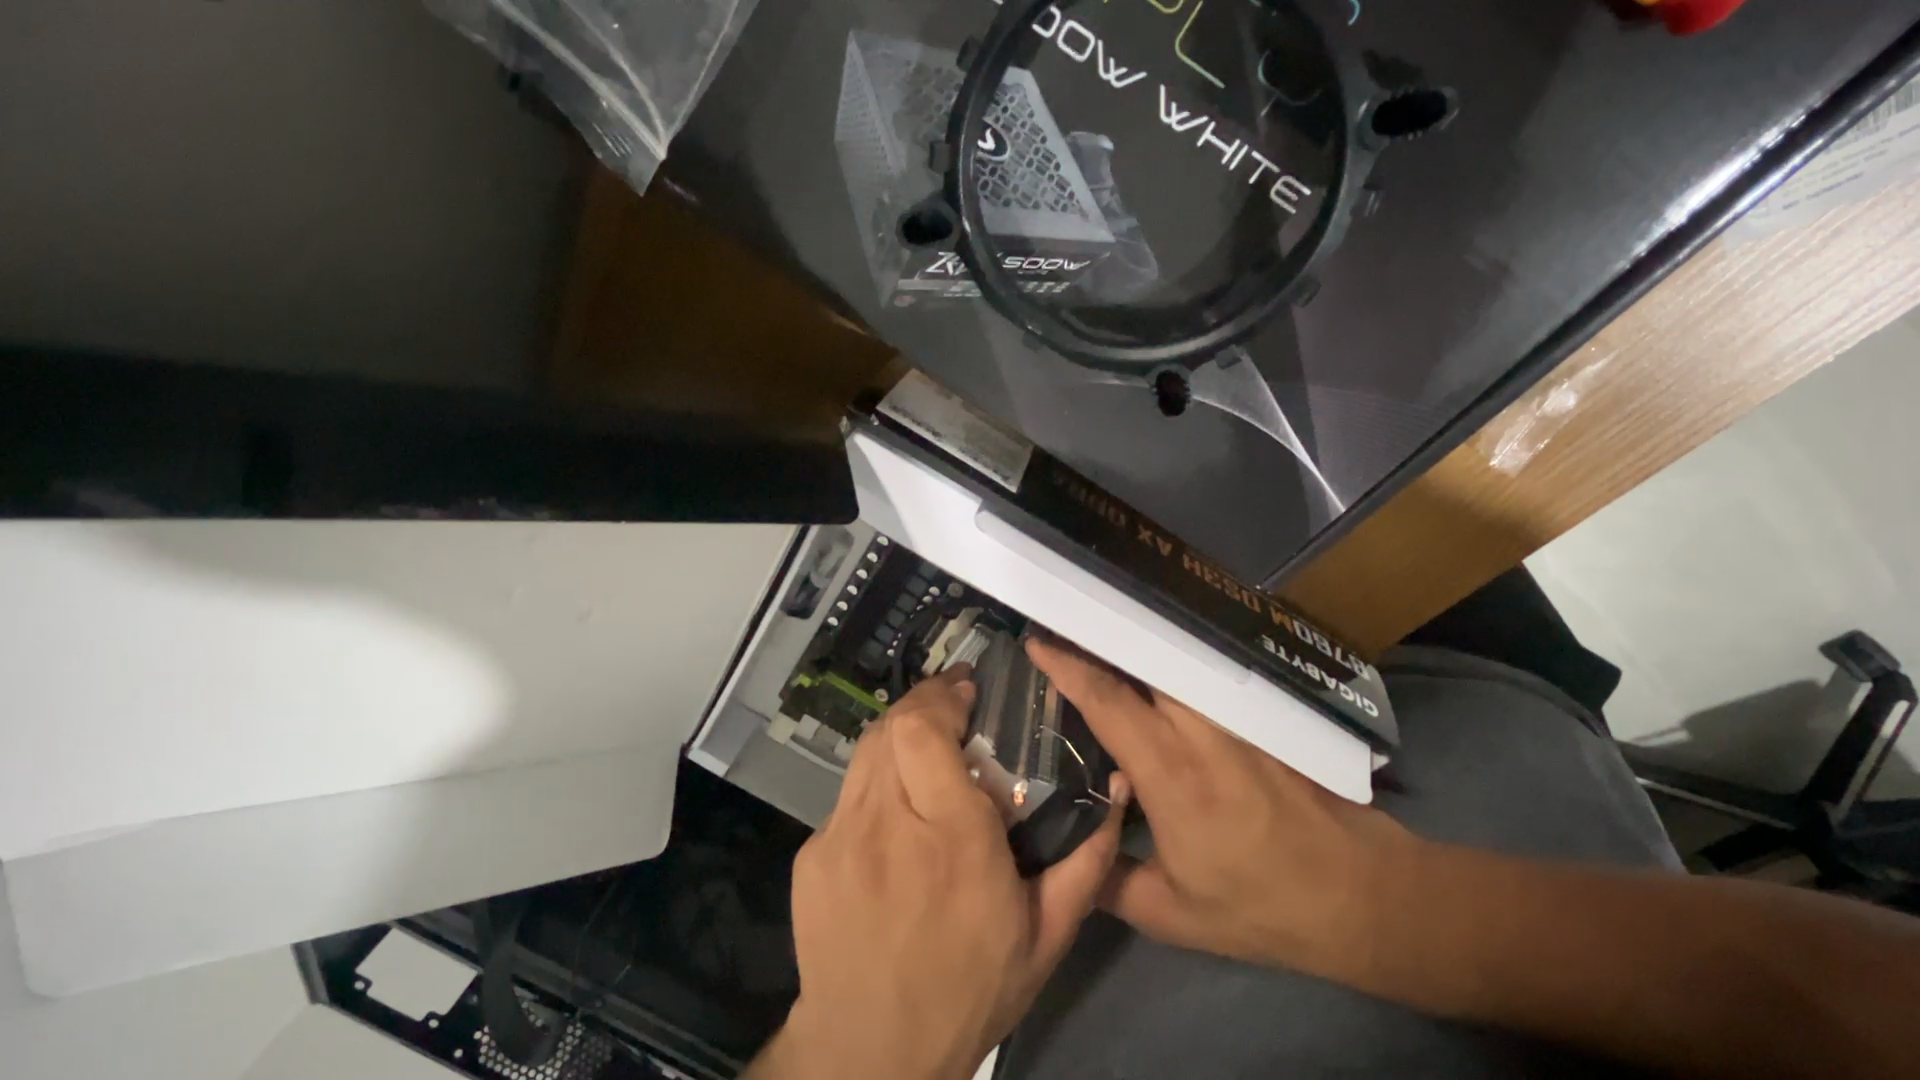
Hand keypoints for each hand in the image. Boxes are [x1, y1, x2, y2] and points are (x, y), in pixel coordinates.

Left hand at [748, 667, 1128, 1079]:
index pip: (925, 731)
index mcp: (952, 840)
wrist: (871, 1051)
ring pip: (865, 753)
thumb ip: (1085, 860)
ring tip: (927, 753)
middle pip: (890, 727)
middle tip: (954, 712)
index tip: (968, 691)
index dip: (943, 697)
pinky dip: (876, 787)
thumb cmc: (969, 991)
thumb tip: (1117, 792)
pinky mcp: (811, 857)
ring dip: (899, 738)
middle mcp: (888, 826)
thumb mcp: (1045, 936)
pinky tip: (896, 819)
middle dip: (924, 705)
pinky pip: (847, 797)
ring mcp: (839, 839)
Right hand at [1027, 638, 1419, 978]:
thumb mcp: (1172, 914)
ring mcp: (1238, 718)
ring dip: (1138, 650)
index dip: (1068, 666)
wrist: (1363, 894)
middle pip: (1143, 662)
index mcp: (1171, 772)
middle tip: (1062, 629)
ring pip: (1177, 664)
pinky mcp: (1265, 719)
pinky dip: (1175, 668)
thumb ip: (1107, 882)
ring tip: (1103, 644)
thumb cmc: (1262, 906)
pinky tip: (1161, 676)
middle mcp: (1202, 729)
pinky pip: (1207, 680)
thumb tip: (1064, 855)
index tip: (1037, 641)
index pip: (1108, 700)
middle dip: (1100, 639)